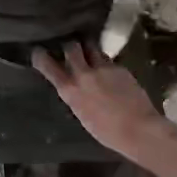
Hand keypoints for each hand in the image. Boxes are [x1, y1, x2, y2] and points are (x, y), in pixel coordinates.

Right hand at [31, 41, 174, 159]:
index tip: (38, 51)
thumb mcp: (82, 115)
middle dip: (69, 44)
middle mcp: (84, 74)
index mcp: (70, 90)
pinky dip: (106, 63)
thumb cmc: (107, 132)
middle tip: (70, 46)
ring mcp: (104, 68)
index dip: (41, 56)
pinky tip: (111, 72)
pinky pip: (109, 60)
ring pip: (92, 48)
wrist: (138, 128)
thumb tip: (76, 87)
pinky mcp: (120, 68)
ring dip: (89, 49)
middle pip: (71, 46)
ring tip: (90, 52)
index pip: (48, 65)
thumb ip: (76, 96)